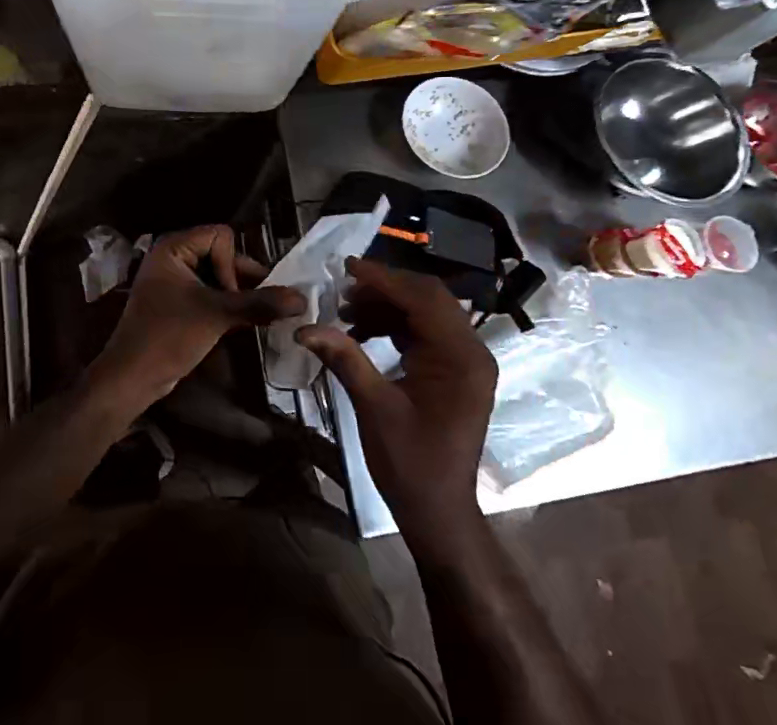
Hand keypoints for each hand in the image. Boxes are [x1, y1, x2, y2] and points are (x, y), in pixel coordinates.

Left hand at [92, 226, 304, 407]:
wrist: (132, 377)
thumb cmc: (168, 336)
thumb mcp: (216, 316)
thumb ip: (259, 304)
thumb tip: (302, 299)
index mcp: (173, 248)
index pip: (220, 236)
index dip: (232, 262)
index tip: (229, 295)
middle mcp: (173, 259)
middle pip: (222, 255)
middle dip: (242, 279)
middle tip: (260, 305)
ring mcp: (174, 282)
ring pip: (219, 277)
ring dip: (239, 295)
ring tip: (262, 315)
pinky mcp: (179, 305)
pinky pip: (211, 294)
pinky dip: (229, 305)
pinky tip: (248, 322)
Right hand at [296, 258, 495, 539]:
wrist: (438, 510)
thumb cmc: (410, 462)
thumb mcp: (374, 408)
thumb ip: (345, 359)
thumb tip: (305, 328)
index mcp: (460, 357)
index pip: (422, 298)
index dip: (383, 279)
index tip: (346, 266)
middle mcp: (471, 351)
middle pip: (429, 299)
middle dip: (384, 290)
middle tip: (342, 291)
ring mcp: (466, 362)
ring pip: (426, 313)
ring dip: (388, 307)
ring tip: (346, 312)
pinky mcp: (455, 372)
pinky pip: (426, 333)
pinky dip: (396, 326)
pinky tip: (363, 332)